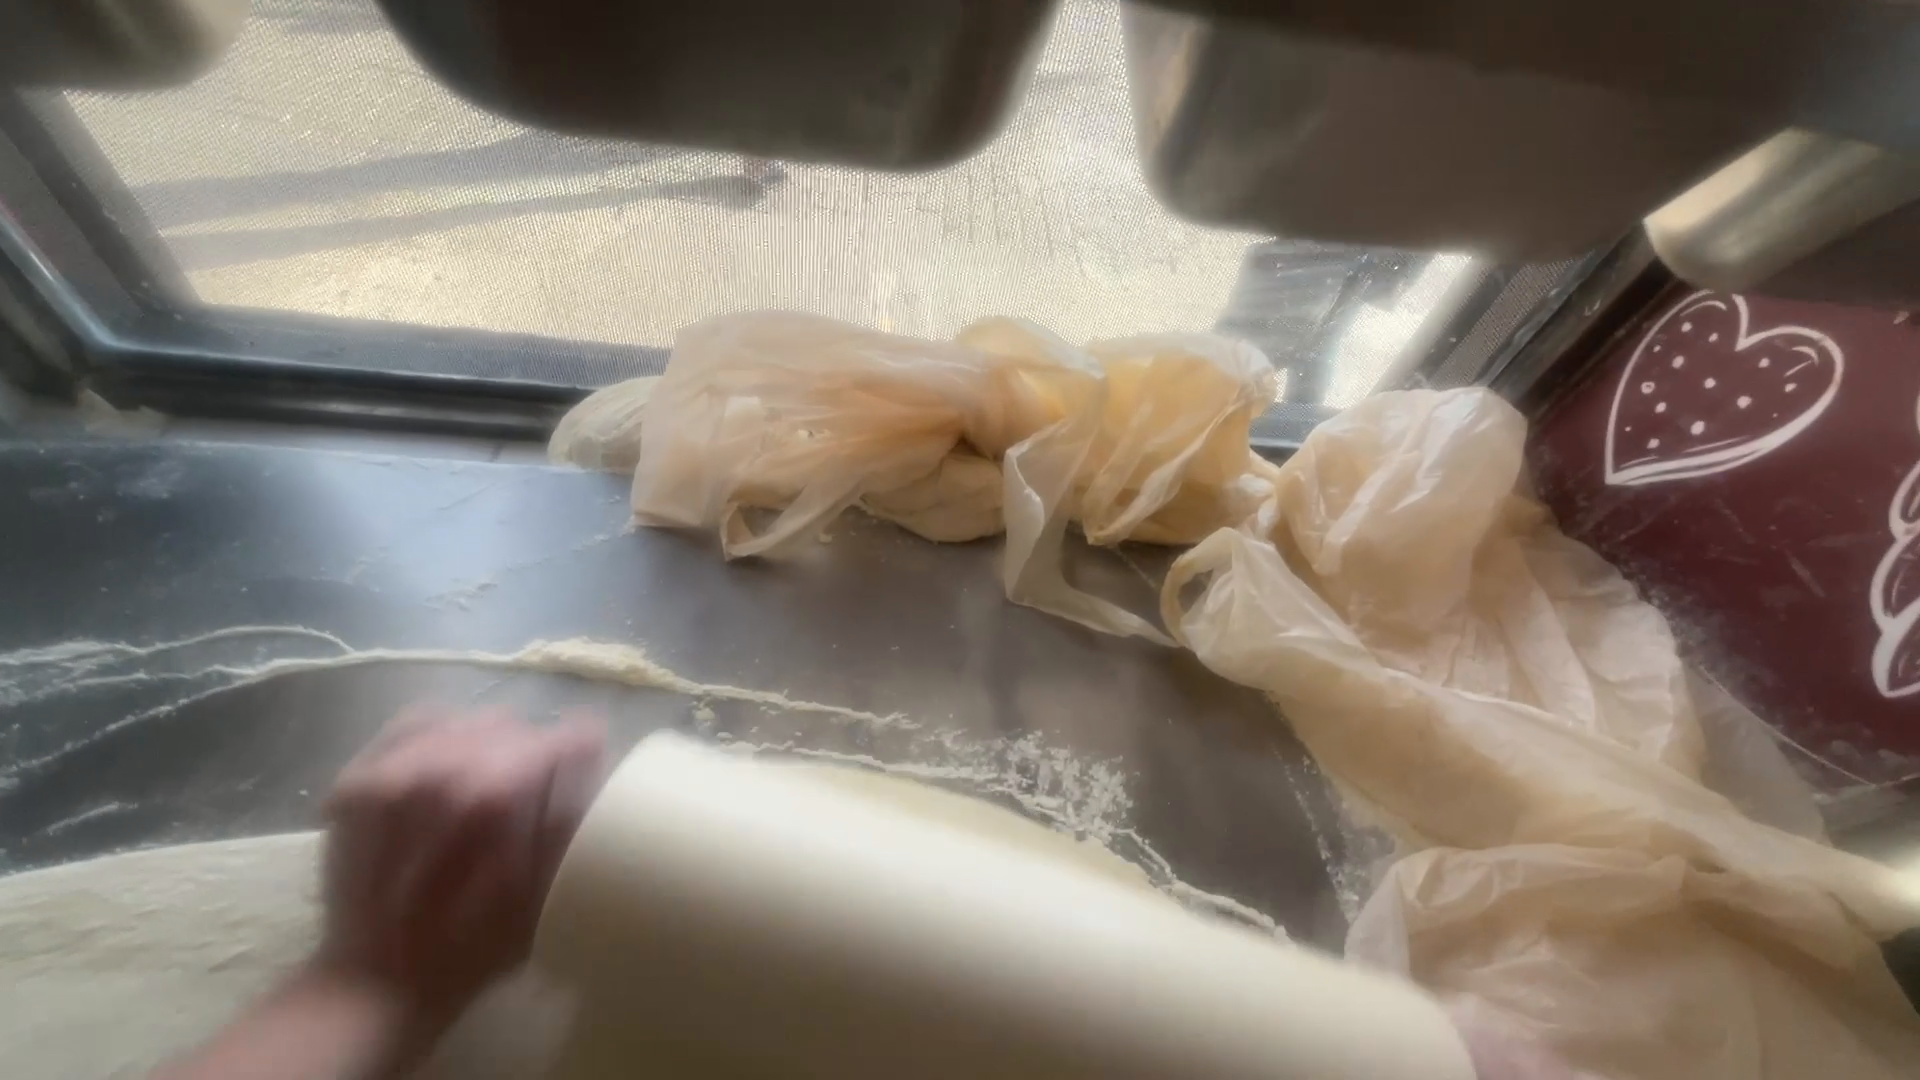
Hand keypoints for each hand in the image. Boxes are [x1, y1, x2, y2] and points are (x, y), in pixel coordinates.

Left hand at [316, 707, 606, 1023]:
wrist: (379, 982)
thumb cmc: (483, 939)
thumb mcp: (554, 878)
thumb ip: (575, 798)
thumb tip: (589, 737)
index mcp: (500, 791)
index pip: (568, 737)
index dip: (578, 764)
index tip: (572, 790)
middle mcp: (447, 765)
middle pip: (520, 728)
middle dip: (532, 759)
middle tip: (525, 802)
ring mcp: (395, 769)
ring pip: (474, 721)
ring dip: (490, 748)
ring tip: (483, 792)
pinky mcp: (360, 776)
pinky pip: (421, 721)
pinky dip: (444, 737)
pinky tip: (447, 771)